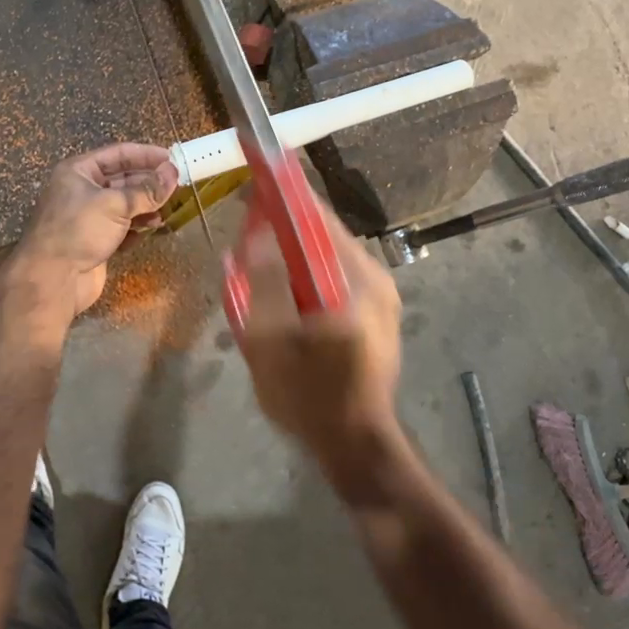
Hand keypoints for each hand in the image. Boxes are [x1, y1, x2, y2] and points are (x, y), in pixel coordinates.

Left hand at [7, 143, 178, 316]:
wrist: (53, 279)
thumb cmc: (79, 230)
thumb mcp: (114, 204)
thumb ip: (146, 190)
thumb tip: (174, 172)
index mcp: (79, 171)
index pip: (118, 154)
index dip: (146, 155)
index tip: (173, 159)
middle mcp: (82, 190)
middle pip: (122, 179)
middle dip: (149, 182)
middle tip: (178, 184)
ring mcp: (89, 216)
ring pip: (124, 204)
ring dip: (146, 204)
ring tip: (168, 207)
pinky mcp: (96, 240)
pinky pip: (122, 225)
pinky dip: (138, 224)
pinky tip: (154, 226)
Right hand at [232, 194, 403, 465]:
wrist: (356, 446)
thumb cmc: (311, 396)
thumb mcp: (271, 340)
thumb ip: (262, 282)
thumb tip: (255, 237)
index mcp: (354, 278)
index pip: (316, 216)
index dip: (283, 195)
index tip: (255, 181)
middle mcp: (375, 279)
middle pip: (323, 235)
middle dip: (283, 229)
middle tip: (247, 236)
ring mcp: (381, 299)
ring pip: (328, 258)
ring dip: (294, 256)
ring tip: (260, 270)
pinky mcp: (377, 318)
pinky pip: (336, 280)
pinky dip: (308, 278)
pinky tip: (285, 300)